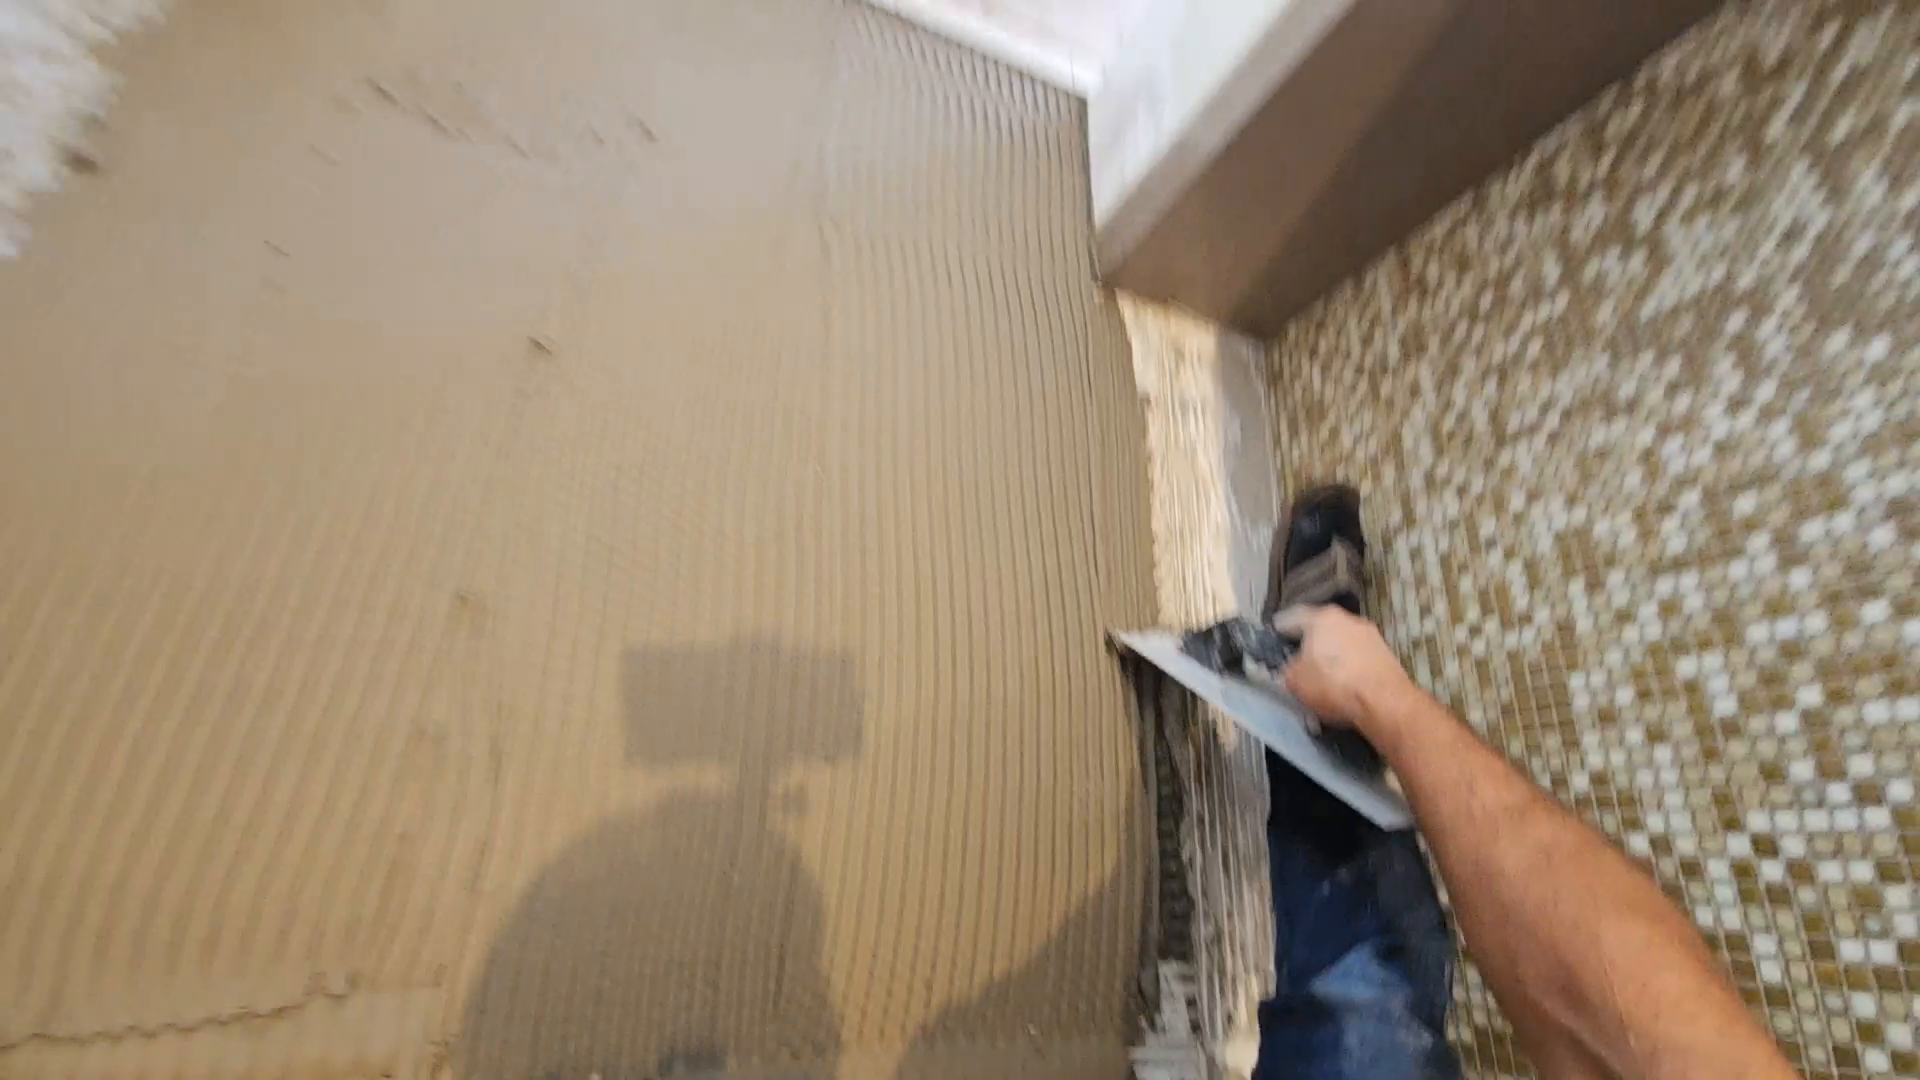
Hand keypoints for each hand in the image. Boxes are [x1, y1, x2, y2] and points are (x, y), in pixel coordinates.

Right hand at [1271, 605, 1414, 733]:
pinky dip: (1348, 666)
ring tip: (1321, 676)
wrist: (1386, 704)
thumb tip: (1292, 666)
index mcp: (1320, 617)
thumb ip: (1286, 668)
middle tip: (1296, 661)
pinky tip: (1343, 684)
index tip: (1272, 647)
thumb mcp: (1293, 680)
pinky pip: (1357, 656)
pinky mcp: (1386, 653)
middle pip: (1318, 628)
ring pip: (1340, 641)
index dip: (1276, 635)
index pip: (1289, 619)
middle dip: (1307, 643)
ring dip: (1330, 655)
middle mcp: (1346, 618)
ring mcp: (1370, 634)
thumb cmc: (1333, 684)